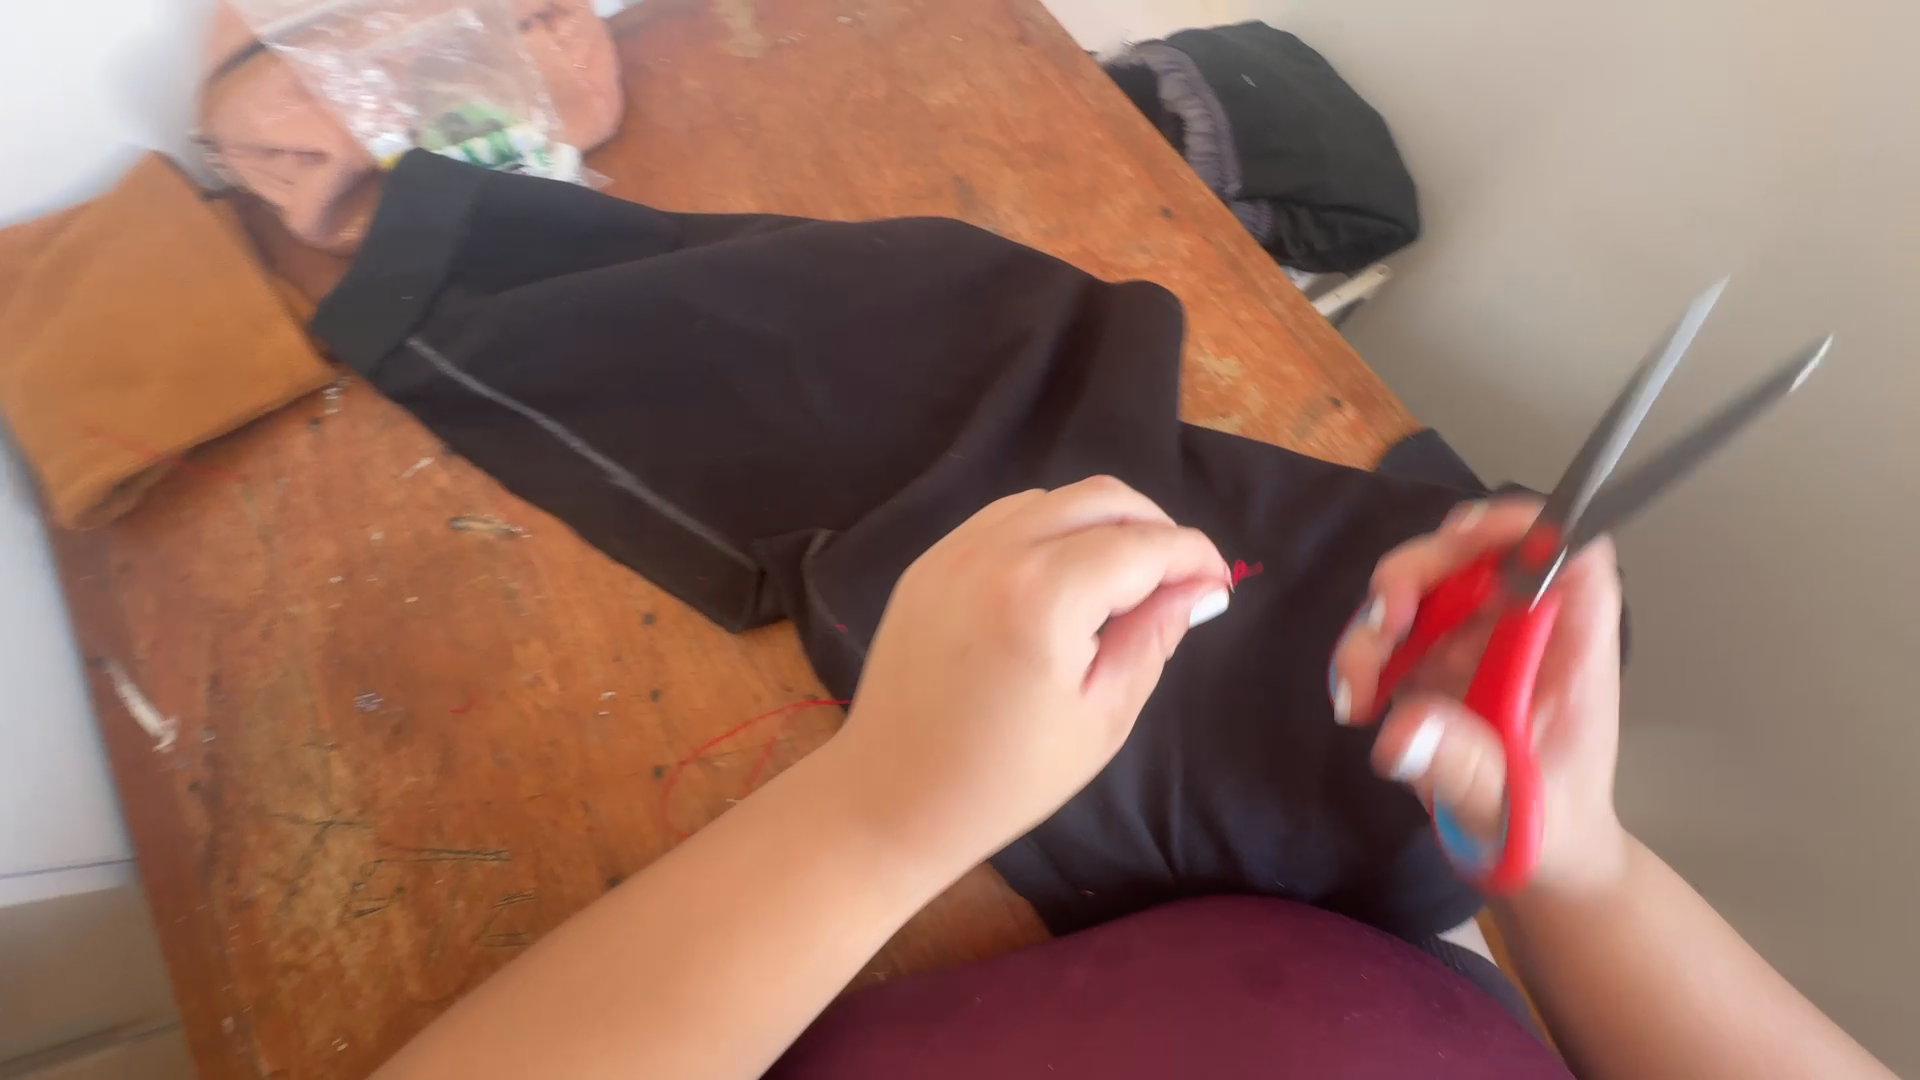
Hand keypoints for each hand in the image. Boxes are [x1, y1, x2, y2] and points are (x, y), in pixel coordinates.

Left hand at [830, 476, 1230, 869]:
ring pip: (1051, 498)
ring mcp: (953, 549)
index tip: (1217, 582)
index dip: (1193, 556)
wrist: (889, 794)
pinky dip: (1048, 528)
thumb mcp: (1101, 716)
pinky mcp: (929, 561)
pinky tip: (1060, 575)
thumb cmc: (1005, 779)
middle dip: (1153, 526)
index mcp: (1044, 596)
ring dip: (1100, 522)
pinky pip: (1004, 517)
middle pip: (1100, 497)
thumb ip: (1153, 636)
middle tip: (1176, 576)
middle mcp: (995, 551)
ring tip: (1120, 578)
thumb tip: (1200, 588)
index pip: (1142, 544)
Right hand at [1329, 498, 1630, 894]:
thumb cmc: (1548, 831)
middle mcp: (1514, 632)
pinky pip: (1381, 633)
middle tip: (1382, 624)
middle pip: (1467, 558)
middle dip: (1413, 576)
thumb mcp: (1514, 807)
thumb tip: (1398, 730)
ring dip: (1370, 626)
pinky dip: (1355, 657)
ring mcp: (1464, 644)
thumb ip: (1463, 766)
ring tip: (1355, 693)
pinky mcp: (1423, 663)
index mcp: (1567, 651)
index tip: (1467, 535)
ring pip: (1412, 591)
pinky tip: (1351, 702)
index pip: (1566, 558)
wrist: (1528, 857)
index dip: (1527, 529)